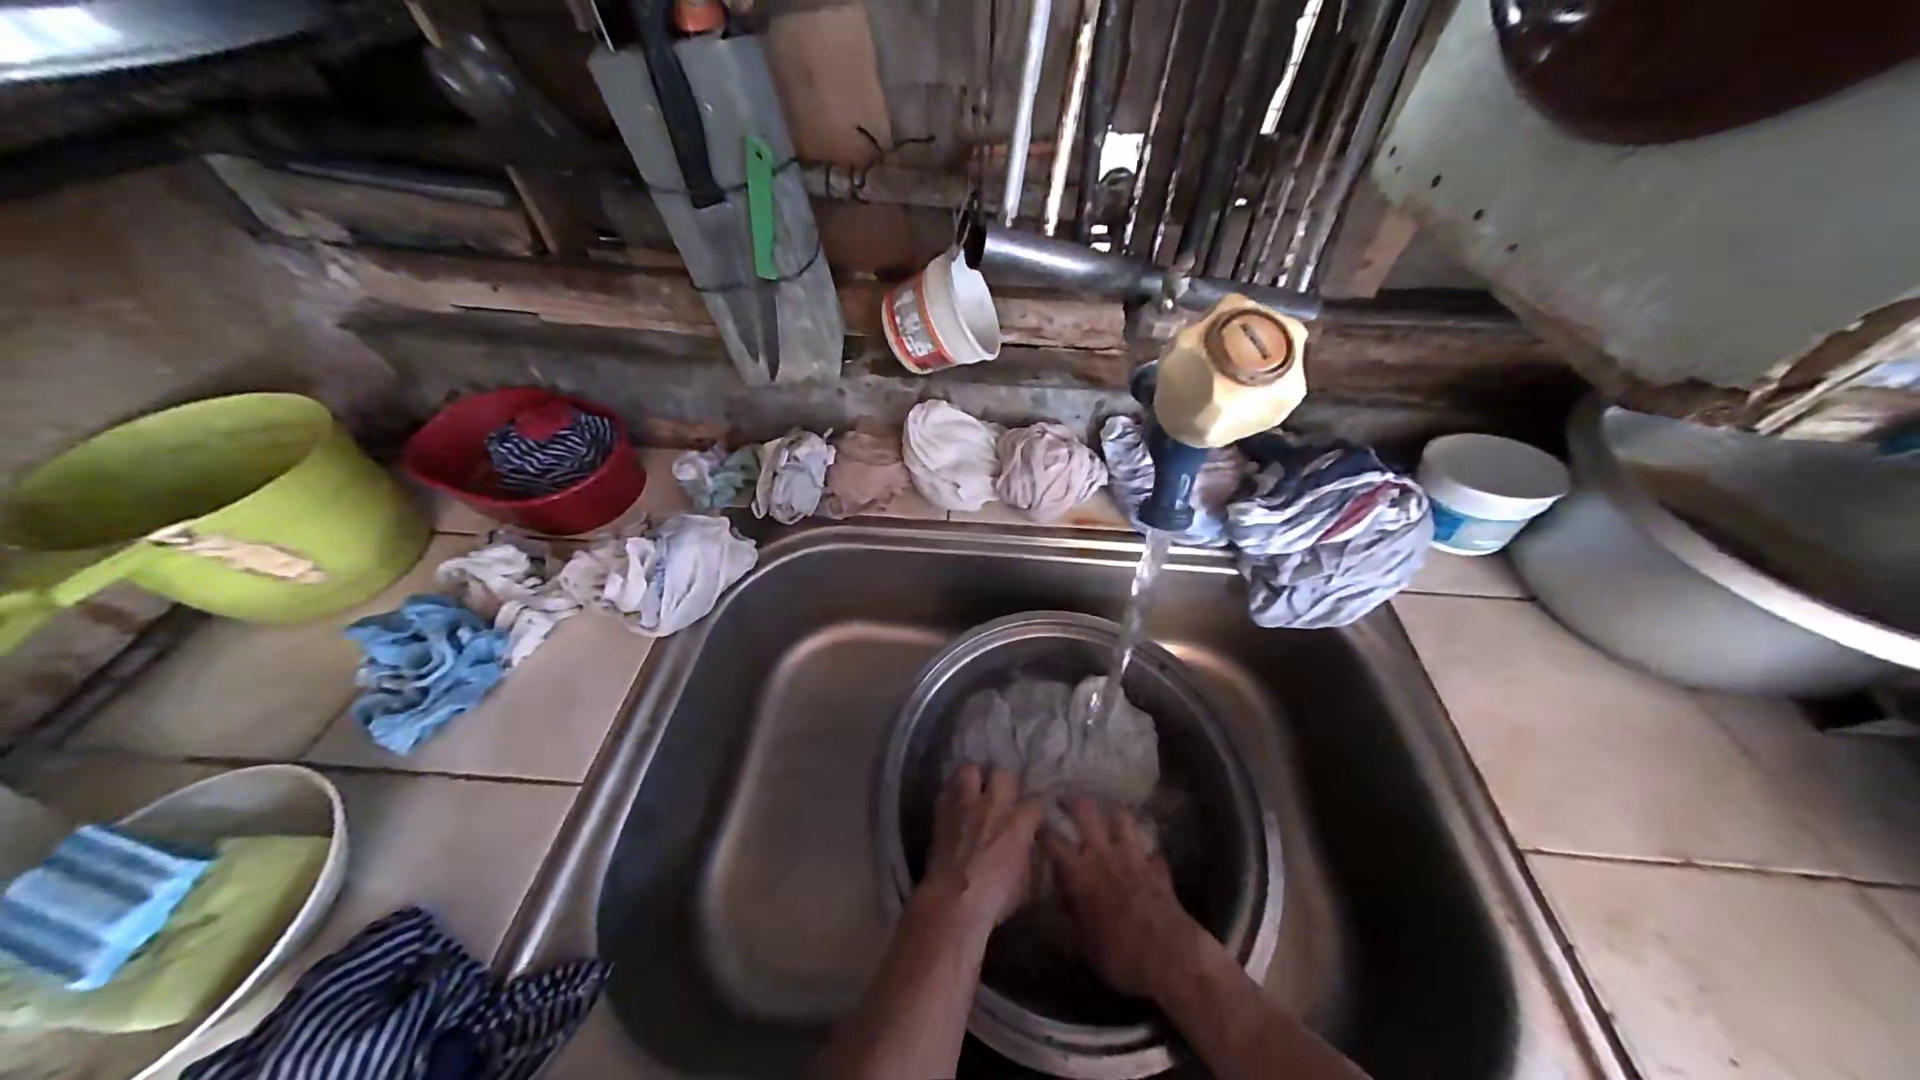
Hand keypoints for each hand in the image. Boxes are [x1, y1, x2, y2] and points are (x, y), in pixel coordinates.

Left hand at [920, 764, 1045, 929]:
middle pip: (1004, 773)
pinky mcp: (942, 811)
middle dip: (1007, 781)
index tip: (1037, 812)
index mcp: (1019, 821)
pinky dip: (952, 794)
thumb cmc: (996, 897)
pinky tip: (954, 804)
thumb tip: (1032, 842)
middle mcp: (993, 804)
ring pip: (970, 770)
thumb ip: (1031, 853)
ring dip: (975, 777)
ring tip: (976, 788)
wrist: (954, 901)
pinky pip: (946, 790)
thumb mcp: (1027, 880)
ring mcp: (965, 804)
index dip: (1039, 805)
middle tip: (1005, 795)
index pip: (1038, 799)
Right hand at [1045, 798, 1208, 1000]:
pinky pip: (1150, 848)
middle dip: (1077, 803)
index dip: (1043, 830)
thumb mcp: (1083, 944)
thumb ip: (1072, 915)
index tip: (1037, 826)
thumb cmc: (1118, 955)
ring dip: (1114, 816)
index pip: (1053, 841)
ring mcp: (1133, 856)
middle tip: (1071, 803)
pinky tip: (1145, 856)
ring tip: (1109, 818)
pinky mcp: (1157, 866)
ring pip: (1122, 817)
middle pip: (1087, 811)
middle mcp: (1103, 855)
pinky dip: (1146, 850)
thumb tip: (1064, 901)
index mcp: (1078, 873)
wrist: (1169, 957)